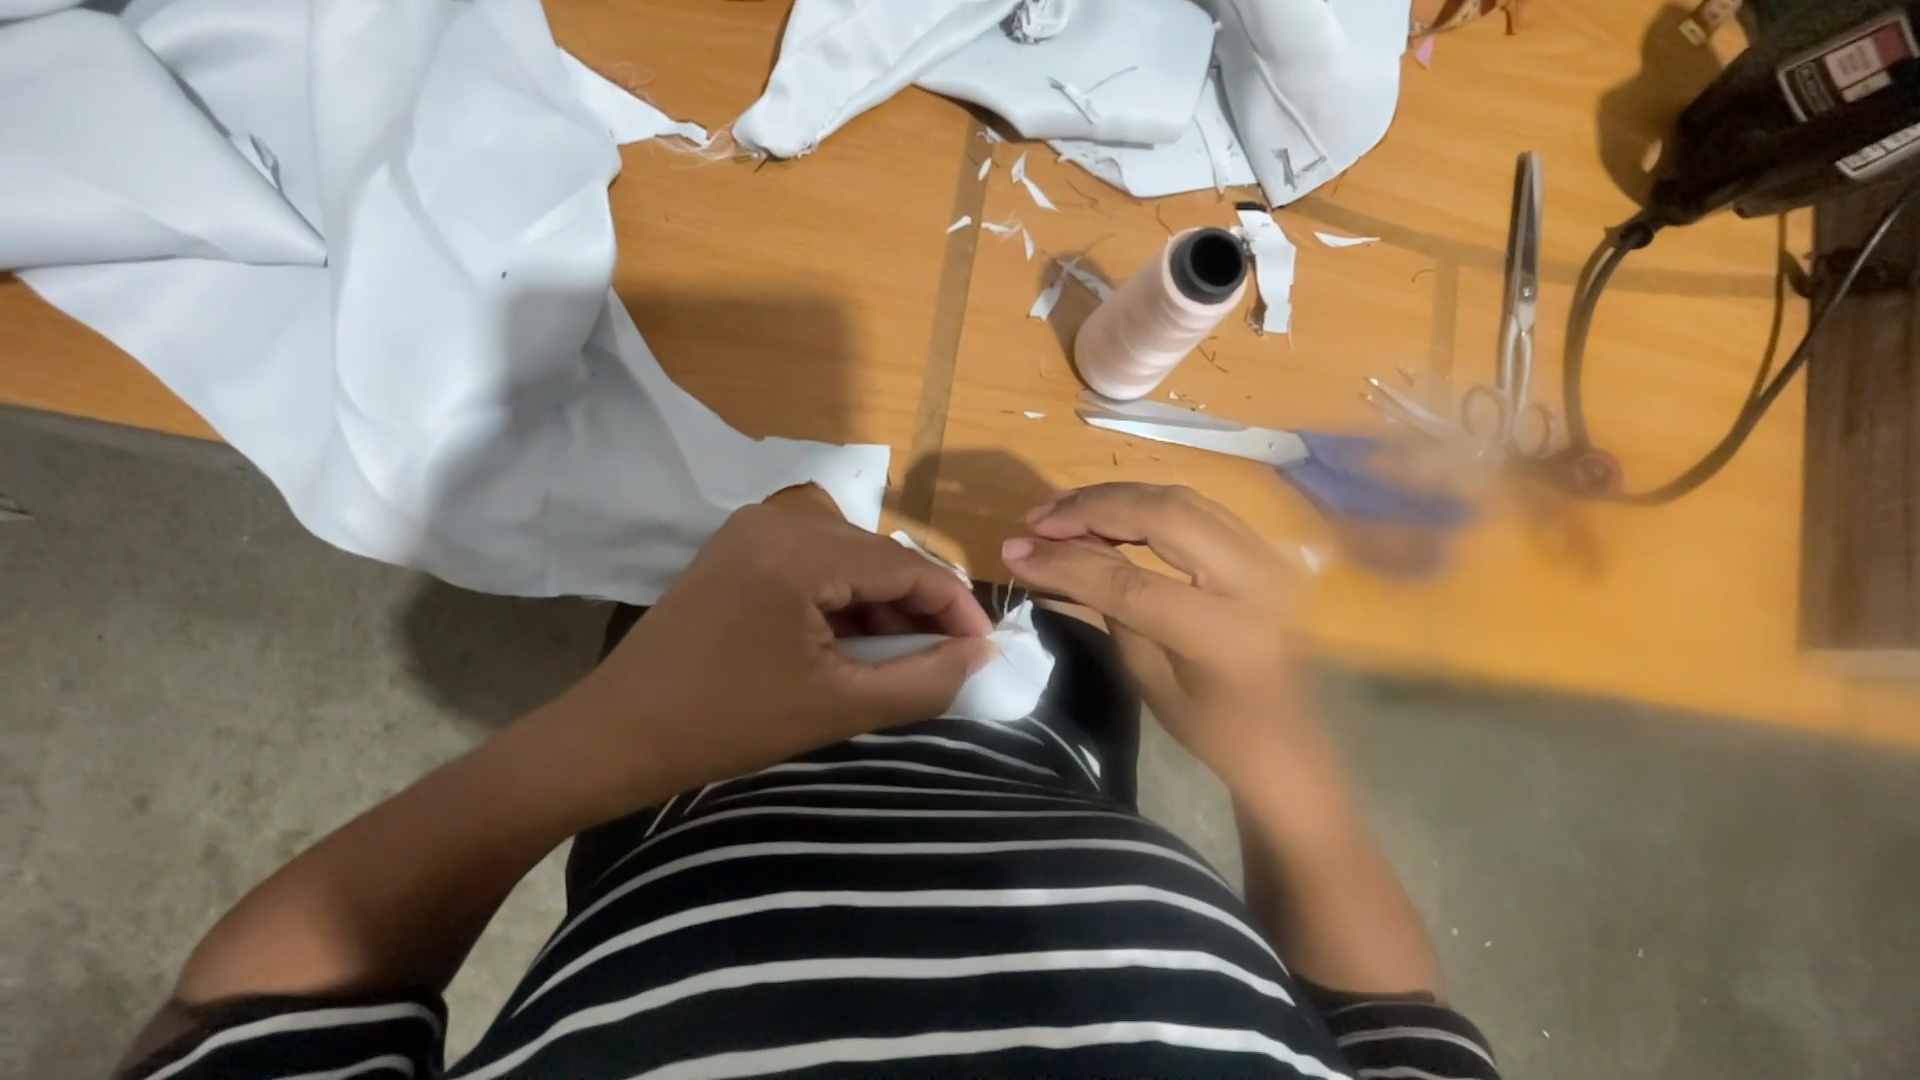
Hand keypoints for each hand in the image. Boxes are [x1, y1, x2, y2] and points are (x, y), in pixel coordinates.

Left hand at [542, 500, 994, 823]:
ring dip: (883, 606)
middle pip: (879, 557)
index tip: (983, 652)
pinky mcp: (737, 550)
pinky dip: (842, 602)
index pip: (909, 565)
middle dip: (920, 609)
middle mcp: (779, 520)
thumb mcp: (839, 707)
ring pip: (849, 561)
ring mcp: (752, 531)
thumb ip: (923, 680)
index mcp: (802, 550)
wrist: (615, 735)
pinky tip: (853, 644)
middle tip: (945, 662)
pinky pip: (813, 566)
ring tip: (901, 661)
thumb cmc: (727, 724)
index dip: (956, 608)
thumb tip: (981, 655)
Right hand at [1001, 483, 1304, 785]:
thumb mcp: (1148, 674)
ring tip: (1061, 511)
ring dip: (1114, 498)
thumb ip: (1106, 603)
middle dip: (1091, 508)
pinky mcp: (1263, 547)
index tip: (1014, 548)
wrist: (1286, 741)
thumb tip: (1048, 553)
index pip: (1128, 581)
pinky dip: (1144, 503)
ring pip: (1179, 499)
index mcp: (1222, 631)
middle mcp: (1253, 579)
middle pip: (1161, 514)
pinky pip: (1196, 507)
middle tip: (1037, 519)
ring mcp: (1266, 556)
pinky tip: (1106, 512)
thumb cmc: (1211, 727)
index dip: (1065, 560)